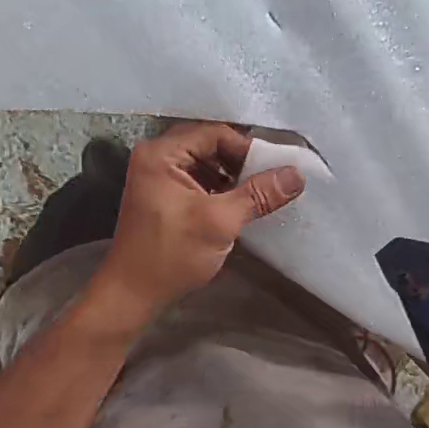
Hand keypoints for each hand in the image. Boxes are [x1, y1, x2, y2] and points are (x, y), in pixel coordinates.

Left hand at [89, 122, 305, 323]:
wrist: (131, 294)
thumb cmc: (171, 254)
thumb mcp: (219, 222)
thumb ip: (258, 194)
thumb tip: (297, 175)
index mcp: (161, 154)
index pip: (214, 134)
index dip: (247, 148)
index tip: (275, 168)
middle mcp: (155, 157)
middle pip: (208, 146)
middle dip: (240, 162)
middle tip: (269, 179)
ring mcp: (156, 177)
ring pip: (204, 165)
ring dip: (231, 177)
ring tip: (258, 194)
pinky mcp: (162, 197)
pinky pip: (196, 181)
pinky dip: (218, 190)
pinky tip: (238, 205)